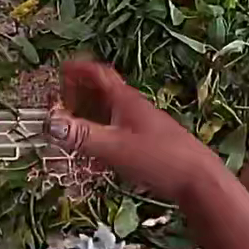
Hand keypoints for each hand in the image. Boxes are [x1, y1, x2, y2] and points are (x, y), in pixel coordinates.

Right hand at [47, 60, 227, 203]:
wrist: (199, 179)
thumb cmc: (158, 157)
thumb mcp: (114, 147)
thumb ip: (82, 136)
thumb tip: (50, 123)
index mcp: (125, 100)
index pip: (99, 74)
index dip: (79, 69)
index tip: (61, 70)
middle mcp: (134, 107)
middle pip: (103, 92)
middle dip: (79, 94)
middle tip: (60, 104)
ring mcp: (143, 124)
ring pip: (110, 112)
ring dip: (90, 116)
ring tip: (72, 130)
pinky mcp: (149, 142)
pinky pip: (118, 130)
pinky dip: (102, 135)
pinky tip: (96, 157)